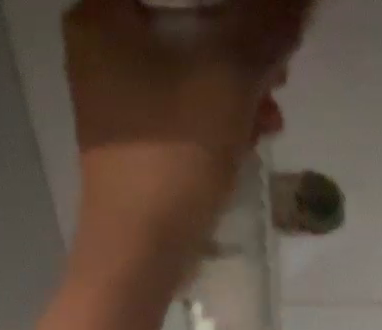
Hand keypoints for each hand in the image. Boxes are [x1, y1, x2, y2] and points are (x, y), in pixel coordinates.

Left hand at [63, 0, 311, 259]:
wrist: (137, 254)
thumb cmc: (172, 156)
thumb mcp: (231, 78)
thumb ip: (270, 22)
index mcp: (103, 13)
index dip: (235, 5)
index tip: (267, 23)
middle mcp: (101, 46)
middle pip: (188, 16)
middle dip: (244, 38)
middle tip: (280, 66)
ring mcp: (116, 96)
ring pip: (193, 60)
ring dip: (241, 79)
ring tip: (272, 110)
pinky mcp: (136, 136)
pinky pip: (187, 101)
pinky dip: (223, 110)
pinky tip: (254, 133)